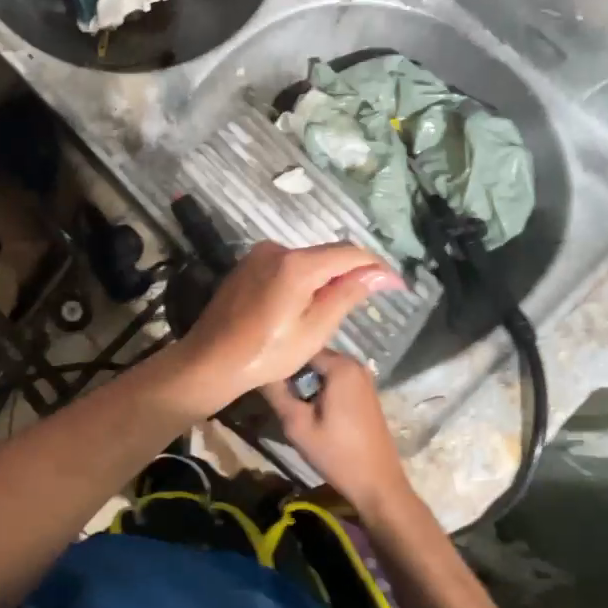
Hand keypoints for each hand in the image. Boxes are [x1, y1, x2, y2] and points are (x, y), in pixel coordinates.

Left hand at [176, 241, 401, 412]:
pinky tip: (309, 302)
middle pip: (327, 253)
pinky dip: (304, 278)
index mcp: (296, 263)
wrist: (211, 358)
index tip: (396, 285)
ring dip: (327, 276)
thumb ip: (346, 295)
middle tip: (375, 296)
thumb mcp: (314, 329)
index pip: (349, 253)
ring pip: (306, 260)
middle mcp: (276, 249)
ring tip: (342, 304)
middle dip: (353, 271)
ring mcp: (258, 255)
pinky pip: (286, 265)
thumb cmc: (266, 352)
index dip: (375, 266)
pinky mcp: (247, 265)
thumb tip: (379, 275)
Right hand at [263, 350, 408, 509]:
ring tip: (285, 397)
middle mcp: (355, 365)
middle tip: (271, 388)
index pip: (299, 346)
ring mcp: (363, 379)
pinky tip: (307, 406)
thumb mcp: (297, 424)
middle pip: (311, 357)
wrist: (378, 486)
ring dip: (304, 381)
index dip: (279, 358)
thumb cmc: (337, 454)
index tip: (262, 372)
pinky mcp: (364, 394)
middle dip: (291, 370)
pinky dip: (318, 388)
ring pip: (321, 370)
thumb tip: (256, 368)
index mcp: (341, 366)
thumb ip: (275, 393)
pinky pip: (333, 380)